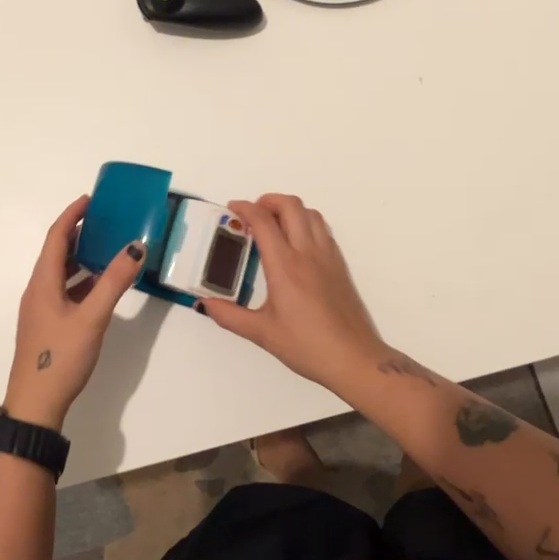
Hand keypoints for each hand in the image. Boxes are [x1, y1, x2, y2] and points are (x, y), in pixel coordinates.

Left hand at [3, 195, 145, 429]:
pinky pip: (66, 291)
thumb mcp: (93, 317)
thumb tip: (135, 246)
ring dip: (83, 257)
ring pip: (62, 273)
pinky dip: (83, 281)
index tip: (92, 199)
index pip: (56, 236)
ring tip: (110, 247)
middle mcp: (38, 290)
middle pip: (57, 252)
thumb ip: (115, 281)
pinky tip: (103, 287)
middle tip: (107, 220)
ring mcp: (41, 309)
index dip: (72, 215)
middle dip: (80, 233)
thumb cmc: (61, 357)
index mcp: (43, 282)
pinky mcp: (48, 325)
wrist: (36, 404)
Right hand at [197, 195, 384, 389]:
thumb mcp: (263, 333)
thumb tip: (204, 304)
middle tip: (252, 214)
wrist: (355, 359)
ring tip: (274, 225)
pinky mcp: (341, 266)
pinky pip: (323, 230)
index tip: (232, 209)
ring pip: (311, 213)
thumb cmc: (307, 346)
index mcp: (284, 265)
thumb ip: (230, 316)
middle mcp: (307, 252)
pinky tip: (297, 244)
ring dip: (290, 210)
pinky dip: (307, 224)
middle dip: (268, 200)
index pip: (263, 221)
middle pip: (291, 206)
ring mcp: (328, 256)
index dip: (245, 208)